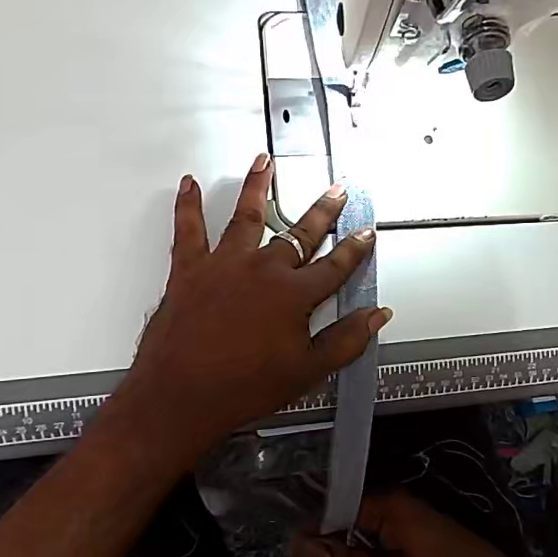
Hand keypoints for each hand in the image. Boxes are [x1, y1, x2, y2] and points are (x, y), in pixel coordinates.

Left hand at [98, 154, 390, 467]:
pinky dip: (187, 204)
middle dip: (322, 211)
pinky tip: (189, 184)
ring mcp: (224, 264)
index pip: (335, 266)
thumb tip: (375, 317)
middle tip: (335, 191)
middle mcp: (261, 270)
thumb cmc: (239, 387)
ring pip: (246, 215)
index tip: (365, 234)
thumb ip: (345, 340)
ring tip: (263, 162)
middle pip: (299, 233)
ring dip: (257, 186)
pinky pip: (188, 228)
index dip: (355, 249)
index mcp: (293, 295)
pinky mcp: (190, 269)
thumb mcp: (306, 371)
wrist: (182, 394)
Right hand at [293, 493, 557, 556]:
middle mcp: (390, 499)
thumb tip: (299, 546)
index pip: (331, 509)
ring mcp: (402, 512)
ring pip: (356, 531)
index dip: (313, 538)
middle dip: (328, 555)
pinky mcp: (410, 527)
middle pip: (342, 520)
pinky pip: (374, 536)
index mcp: (385, 503)